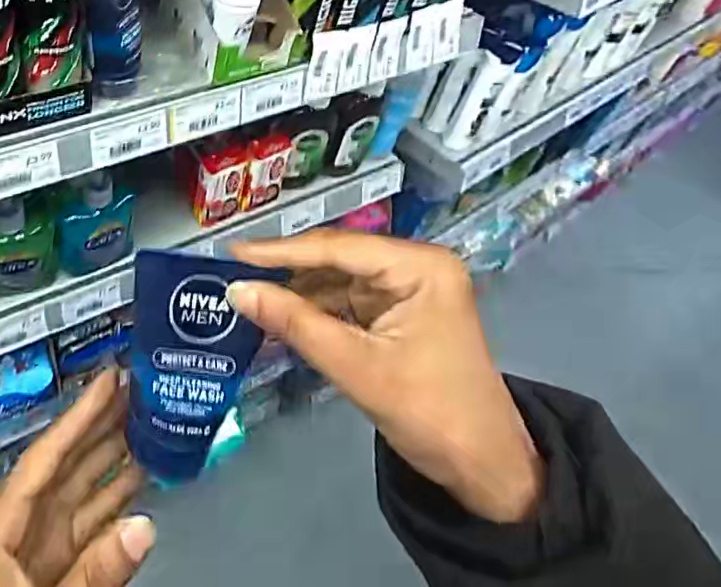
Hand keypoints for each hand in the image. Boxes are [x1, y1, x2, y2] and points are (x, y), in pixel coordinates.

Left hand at [0, 368, 153, 586]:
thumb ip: (94, 576)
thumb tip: (145, 523)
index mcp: (1, 528)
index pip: (45, 458)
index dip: (79, 416)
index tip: (109, 381)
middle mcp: (21, 529)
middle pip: (66, 467)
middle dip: (101, 428)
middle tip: (138, 390)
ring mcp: (41, 552)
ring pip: (83, 494)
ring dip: (114, 461)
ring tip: (147, 425)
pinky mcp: (59, 576)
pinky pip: (91, 529)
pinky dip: (116, 506)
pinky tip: (140, 484)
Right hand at [227, 231, 543, 523]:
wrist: (488, 473)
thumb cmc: (433, 417)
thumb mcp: (358, 369)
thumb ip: (296, 324)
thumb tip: (237, 290)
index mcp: (420, 267)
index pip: (337, 247)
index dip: (280, 250)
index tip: (233, 252)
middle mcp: (414, 264)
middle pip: (335, 257)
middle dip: (286, 269)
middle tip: (233, 270)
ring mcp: (406, 286)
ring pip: (335, 277)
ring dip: (295, 289)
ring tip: (246, 291)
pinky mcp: (396, 308)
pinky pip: (344, 297)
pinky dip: (313, 307)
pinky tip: (279, 312)